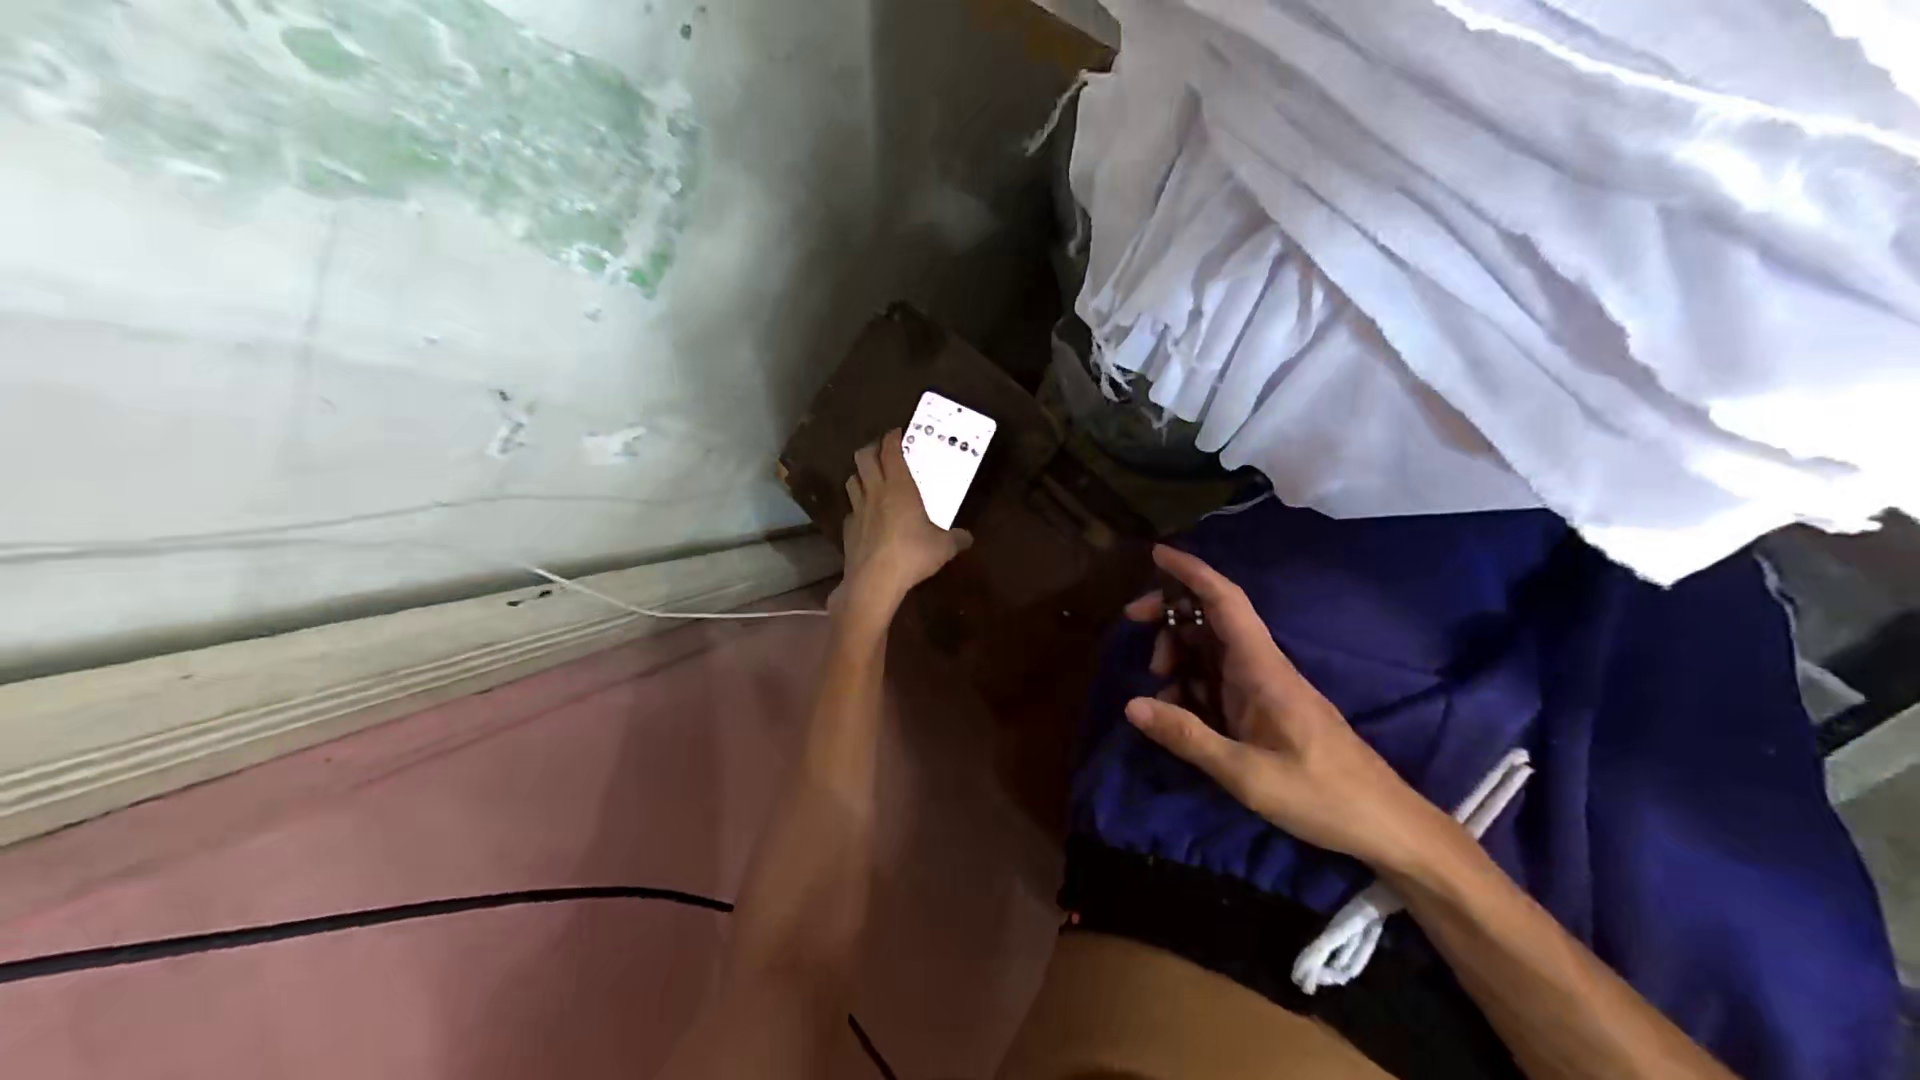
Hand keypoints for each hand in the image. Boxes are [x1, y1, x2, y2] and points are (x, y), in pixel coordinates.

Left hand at [836, 430, 972, 615]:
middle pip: (864, 457)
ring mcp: (857, 510)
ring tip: (871, 478)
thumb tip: (968, 537)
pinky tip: (866, 515)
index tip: (897, 433)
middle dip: (872, 448)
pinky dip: (857, 506)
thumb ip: (956, 539)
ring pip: (852, 480)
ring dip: (860, 474)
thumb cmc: (912, 555)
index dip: (892, 438)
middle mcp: (875, 492)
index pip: (890, 451)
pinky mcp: (847, 530)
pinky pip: (851, 510)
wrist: (874, 581)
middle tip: (882, 450)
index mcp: (899, 487)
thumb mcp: (943, 548)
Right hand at [1123, 545, 1448, 870]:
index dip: (1191, 571)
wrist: (1384, 823)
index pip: (1224, 601)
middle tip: (1132, 624)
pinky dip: (1191, 678)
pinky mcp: (1266, 704)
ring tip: (1156, 681)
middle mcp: (1263, 666)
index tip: (1157, 553)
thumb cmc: (1321, 795)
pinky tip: (1177, 706)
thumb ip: (1187, 737)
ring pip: (1212, 645)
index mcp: (1262, 668)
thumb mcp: (1245, 774)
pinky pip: (1219, 675)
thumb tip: (1131, 704)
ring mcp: (1265, 684)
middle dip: (1169, 611)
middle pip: (1211, 616)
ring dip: (1178, 649)